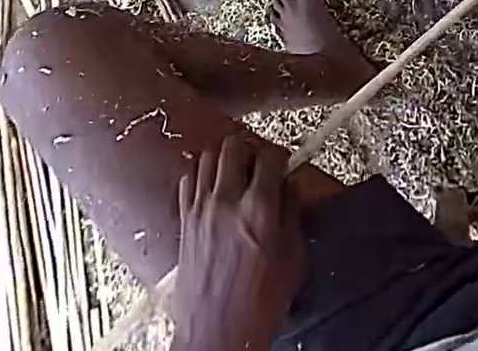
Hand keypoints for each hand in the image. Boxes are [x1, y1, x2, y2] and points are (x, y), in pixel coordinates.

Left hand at [172, 135, 303, 350]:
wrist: (215, 336)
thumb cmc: (259, 303)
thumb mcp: (292, 258)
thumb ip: (293, 211)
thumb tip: (291, 182)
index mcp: (259, 209)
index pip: (270, 156)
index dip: (281, 154)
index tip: (284, 163)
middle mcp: (227, 200)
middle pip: (233, 145)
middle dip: (250, 148)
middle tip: (258, 163)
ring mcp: (201, 209)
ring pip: (208, 156)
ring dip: (224, 158)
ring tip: (235, 172)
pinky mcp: (185, 221)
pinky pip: (189, 179)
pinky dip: (201, 175)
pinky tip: (212, 188)